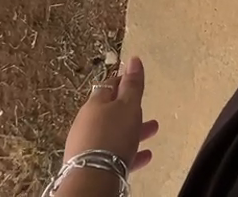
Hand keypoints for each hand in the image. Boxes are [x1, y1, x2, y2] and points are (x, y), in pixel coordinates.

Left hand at [65, 57, 157, 173]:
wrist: (92, 178)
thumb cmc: (113, 134)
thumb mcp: (128, 105)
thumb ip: (132, 84)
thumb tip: (134, 59)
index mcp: (95, 104)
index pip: (109, 86)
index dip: (122, 81)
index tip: (135, 80)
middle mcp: (87, 122)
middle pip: (111, 111)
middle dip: (130, 109)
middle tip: (146, 108)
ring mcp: (86, 144)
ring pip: (113, 133)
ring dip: (132, 131)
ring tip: (152, 131)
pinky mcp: (88, 163)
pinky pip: (111, 153)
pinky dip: (127, 151)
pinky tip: (145, 156)